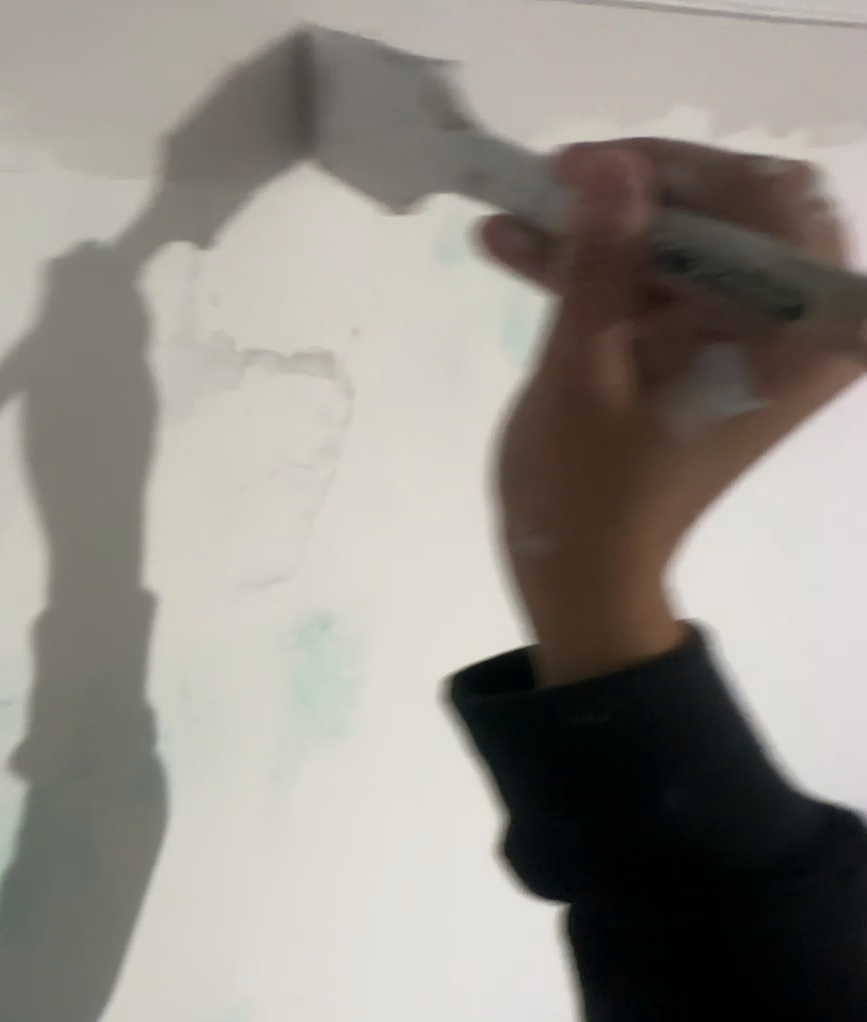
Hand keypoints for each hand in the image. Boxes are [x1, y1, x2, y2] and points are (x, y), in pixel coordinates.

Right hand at [478, 139, 859, 683]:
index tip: (576, 164)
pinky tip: (514, 251)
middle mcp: (794, 321)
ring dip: (588, 236)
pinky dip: (583, 276)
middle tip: (536, 184)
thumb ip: (597, 266)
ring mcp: (739, 339)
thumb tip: (599, 164)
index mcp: (805, 328)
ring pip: (668, 253)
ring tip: (504, 216)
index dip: (670, 170)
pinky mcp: (690, 355)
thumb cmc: (583, 487)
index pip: (762, 202)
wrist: (576, 569)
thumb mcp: (583, 372)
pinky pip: (643, 294)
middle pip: (718, 220)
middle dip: (622, 200)